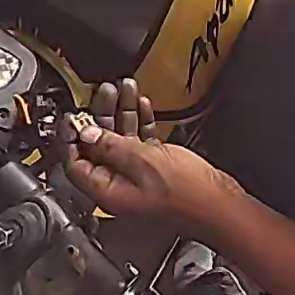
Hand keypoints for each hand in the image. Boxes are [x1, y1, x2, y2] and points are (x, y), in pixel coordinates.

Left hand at [55, 78, 243, 236]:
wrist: (223, 205)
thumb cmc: (190, 195)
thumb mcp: (144, 162)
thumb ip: (112, 146)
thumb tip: (86, 134)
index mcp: (108, 191)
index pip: (75, 164)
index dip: (70, 138)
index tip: (71, 116)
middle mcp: (119, 185)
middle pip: (98, 147)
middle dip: (100, 116)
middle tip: (103, 92)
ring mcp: (138, 176)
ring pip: (121, 140)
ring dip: (122, 113)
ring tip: (125, 88)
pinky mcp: (156, 169)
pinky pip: (140, 142)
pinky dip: (140, 122)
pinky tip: (142, 105)